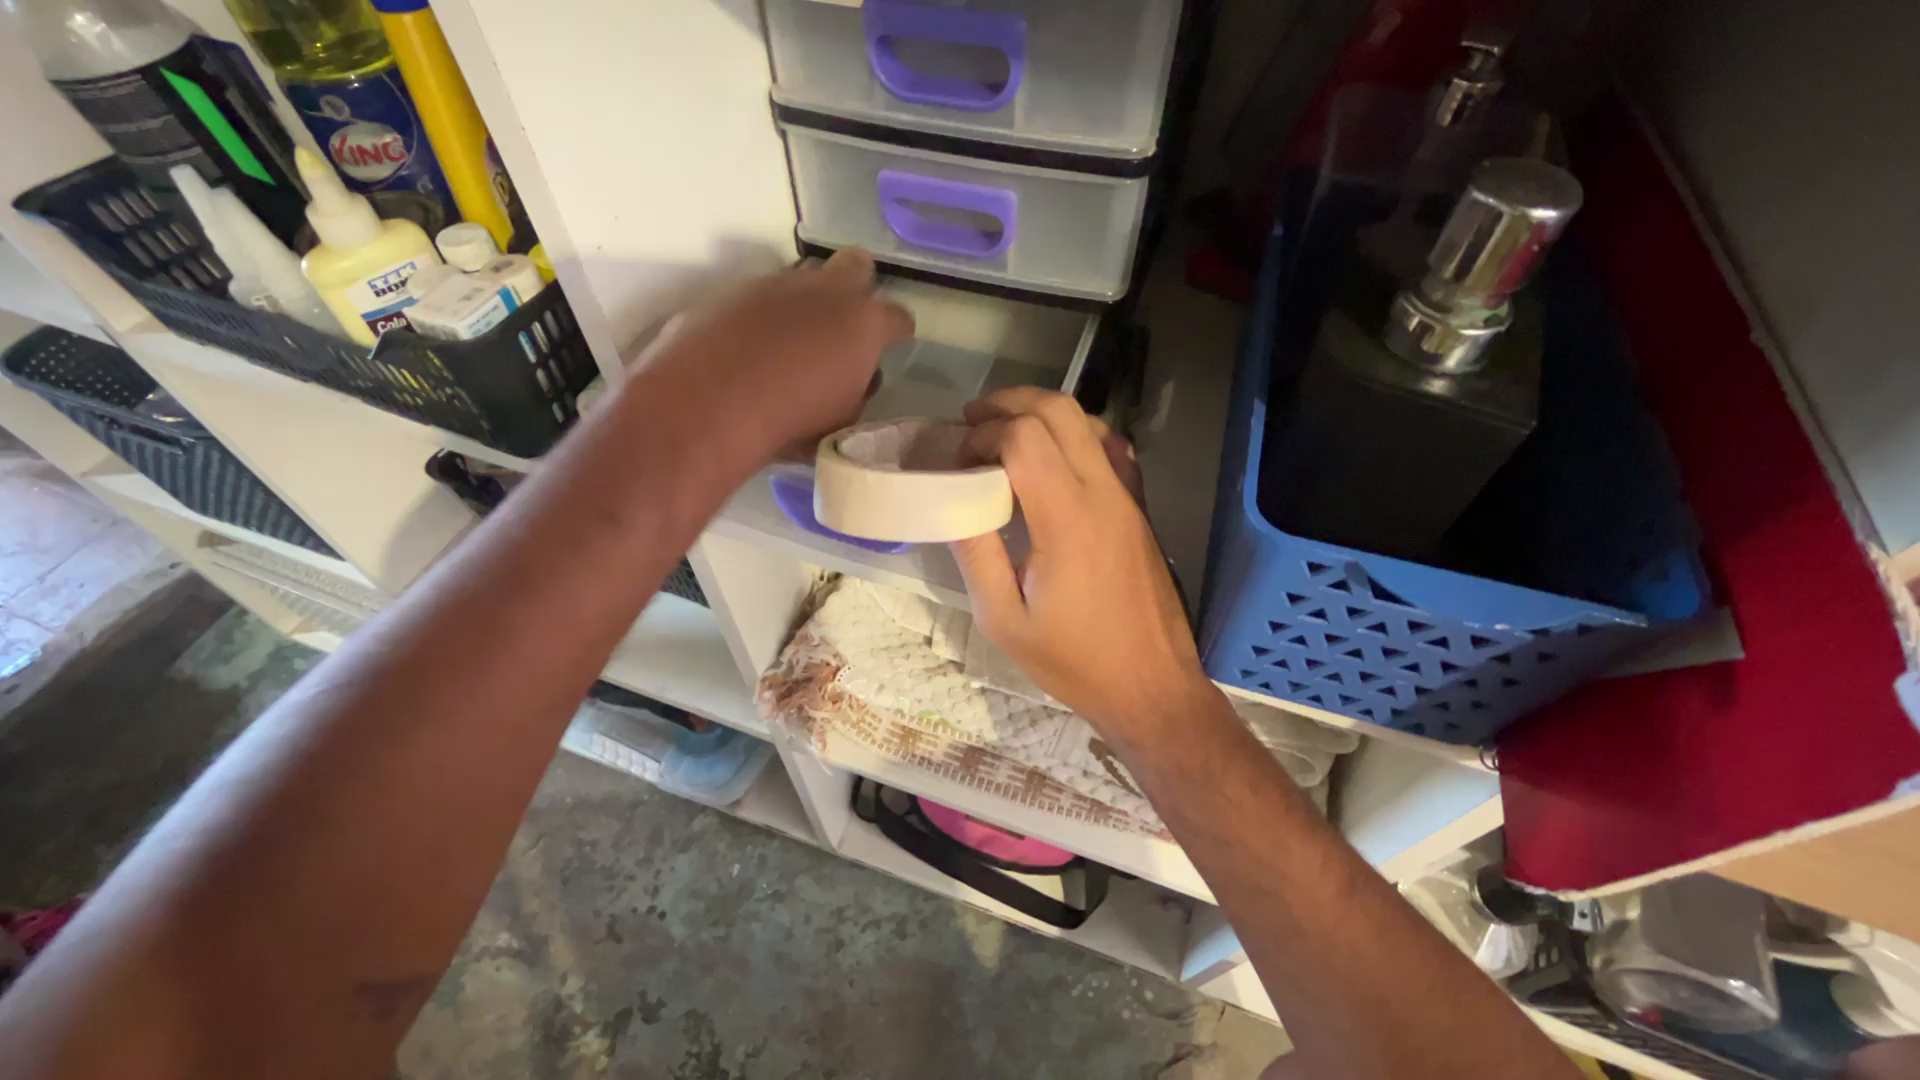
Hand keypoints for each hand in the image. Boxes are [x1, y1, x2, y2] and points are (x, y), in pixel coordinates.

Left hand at [634, 248, 913, 460]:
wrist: (706, 403)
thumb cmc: (790, 420)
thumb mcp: (840, 421)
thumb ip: (855, 392)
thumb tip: (853, 382)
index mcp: (863, 324)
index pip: (898, 317)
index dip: (896, 333)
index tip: (890, 345)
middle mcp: (823, 290)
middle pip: (856, 266)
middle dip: (856, 288)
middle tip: (842, 324)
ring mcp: (773, 284)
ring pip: (802, 279)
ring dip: (803, 304)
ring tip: (787, 344)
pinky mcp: (729, 291)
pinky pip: (757, 297)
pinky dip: (760, 317)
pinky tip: (746, 350)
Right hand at [949, 388, 1217, 748]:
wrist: (1152, 687)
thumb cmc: (1074, 662)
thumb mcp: (1004, 619)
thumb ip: (976, 553)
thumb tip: (951, 500)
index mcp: (1067, 519)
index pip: (1022, 437)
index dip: (981, 437)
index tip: (957, 464)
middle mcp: (1103, 493)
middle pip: (1057, 410)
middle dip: (1007, 403)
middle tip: (971, 423)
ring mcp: (1128, 497)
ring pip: (1086, 421)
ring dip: (1040, 413)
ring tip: (1003, 433)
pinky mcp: (1140, 508)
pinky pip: (1112, 448)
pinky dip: (1077, 434)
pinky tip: (1054, 456)